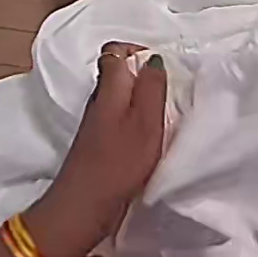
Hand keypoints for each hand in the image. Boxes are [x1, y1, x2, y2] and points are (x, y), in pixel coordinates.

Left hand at [28, 42, 167, 256]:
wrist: (85, 206)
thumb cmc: (119, 162)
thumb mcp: (145, 120)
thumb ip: (151, 87)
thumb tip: (153, 59)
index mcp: (109, 88)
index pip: (115, 51)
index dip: (138, 50)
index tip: (163, 66)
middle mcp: (99, 101)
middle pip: (119, 73)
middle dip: (145, 75)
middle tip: (172, 90)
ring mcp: (98, 123)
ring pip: (121, 97)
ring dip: (143, 99)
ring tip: (168, 112)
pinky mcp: (101, 143)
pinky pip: (121, 119)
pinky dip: (138, 120)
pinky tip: (153, 136)